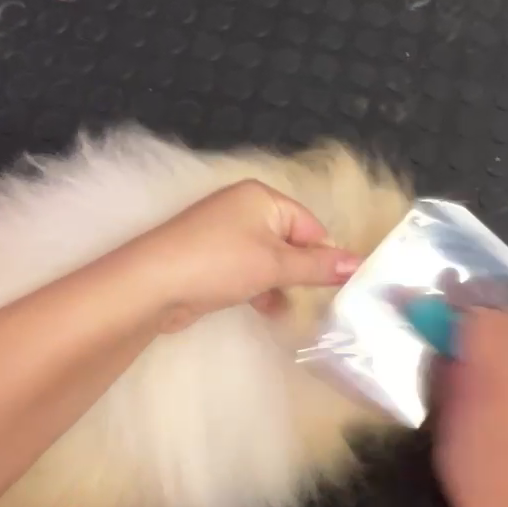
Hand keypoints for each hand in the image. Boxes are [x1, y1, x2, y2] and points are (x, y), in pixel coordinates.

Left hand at [130, 180, 360, 330]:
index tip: (333, 286)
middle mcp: (244, 208)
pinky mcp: (210, 258)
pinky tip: (265, 309)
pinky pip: (248, 270)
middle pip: (291, 241)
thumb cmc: (219, 263)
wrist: (149, 287)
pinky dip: (259, 288)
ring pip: (270, 259)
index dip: (323, 256)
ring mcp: (224, 233)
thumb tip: (359, 264)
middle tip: (313, 299)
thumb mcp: (276, 264)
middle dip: (301, 272)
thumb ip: (319, 266)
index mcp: (263, 197)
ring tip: (285, 307)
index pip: (311, 226)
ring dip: (281, 284)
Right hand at [431, 310, 507, 506]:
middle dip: (490, 320)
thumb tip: (449, 348)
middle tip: (467, 344)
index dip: (456, 305)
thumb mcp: (448, 432)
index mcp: (496, 362)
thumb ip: (450, 379)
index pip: (476, 309)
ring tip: (496, 372)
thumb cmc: (484, 489)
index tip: (440, 309)